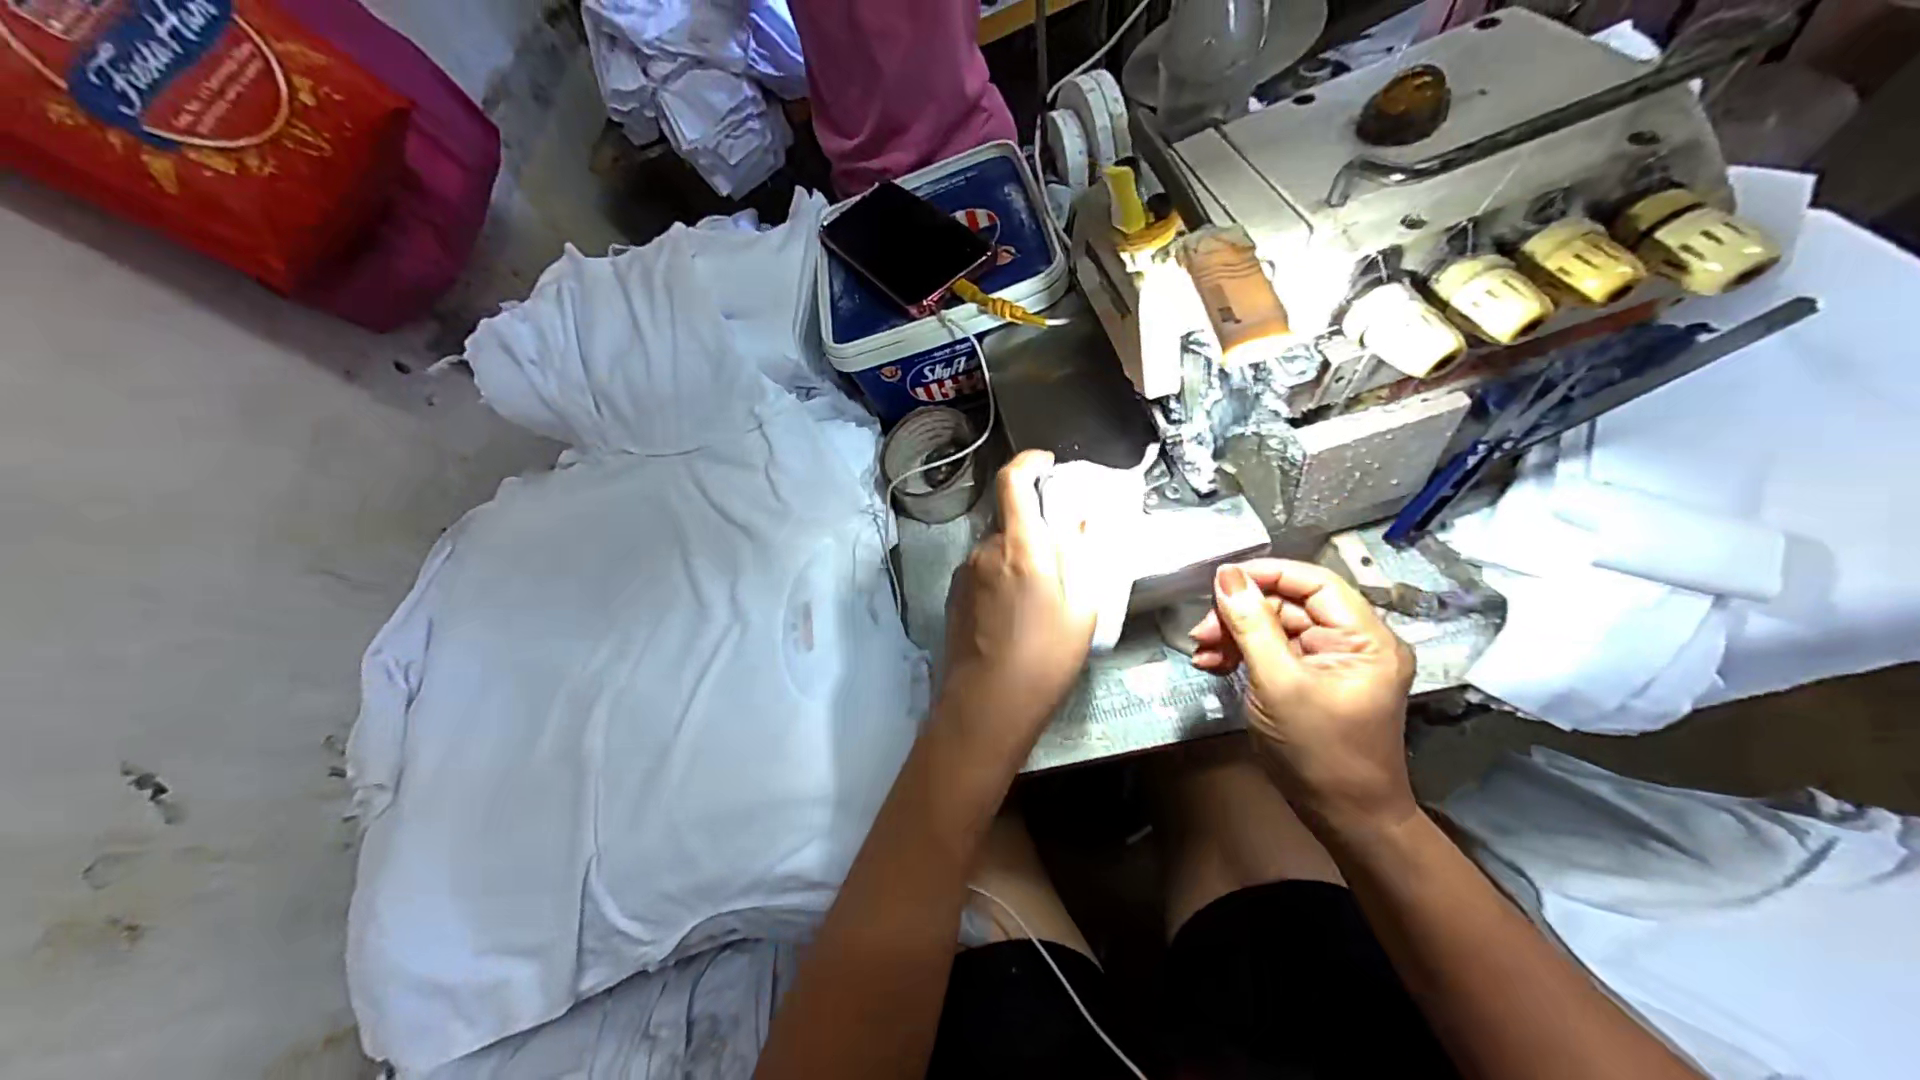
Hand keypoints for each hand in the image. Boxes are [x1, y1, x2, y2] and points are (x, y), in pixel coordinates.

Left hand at [937, 450, 1098, 763]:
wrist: (986, 707)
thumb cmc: (1044, 658)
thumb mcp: (1081, 609)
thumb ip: (1080, 557)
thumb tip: (1077, 523)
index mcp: (1019, 546)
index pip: (1012, 481)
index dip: (1028, 462)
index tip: (1047, 464)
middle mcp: (983, 551)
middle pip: (1008, 521)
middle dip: (1035, 530)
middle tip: (1062, 561)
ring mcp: (963, 575)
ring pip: (996, 551)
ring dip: (1018, 559)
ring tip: (1041, 600)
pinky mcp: (953, 598)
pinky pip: (983, 573)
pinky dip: (1001, 579)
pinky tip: (1016, 618)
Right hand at [1189, 559, 1418, 834]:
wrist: (1343, 816)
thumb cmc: (1321, 753)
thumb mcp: (1278, 683)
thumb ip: (1251, 626)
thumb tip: (1227, 578)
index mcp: (1366, 637)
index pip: (1315, 582)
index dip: (1267, 574)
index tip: (1221, 581)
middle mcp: (1355, 642)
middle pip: (1289, 604)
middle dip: (1242, 615)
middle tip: (1203, 631)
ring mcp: (1333, 661)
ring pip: (1276, 627)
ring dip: (1236, 636)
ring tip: (1204, 652)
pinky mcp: (1313, 678)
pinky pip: (1274, 651)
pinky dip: (1243, 655)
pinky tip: (1216, 664)